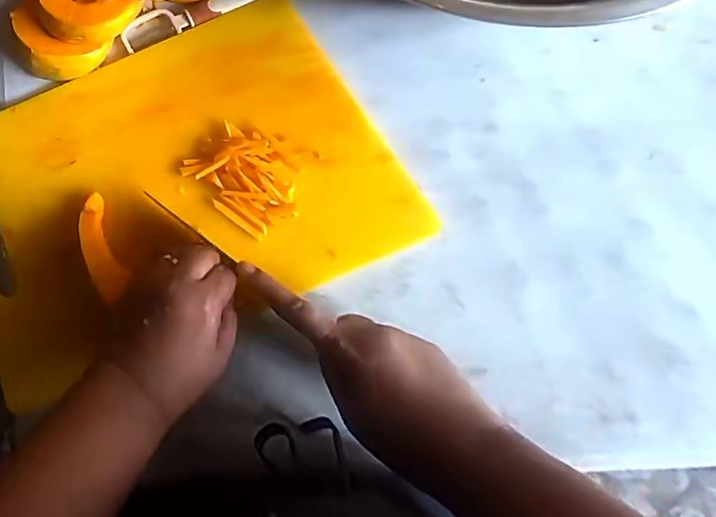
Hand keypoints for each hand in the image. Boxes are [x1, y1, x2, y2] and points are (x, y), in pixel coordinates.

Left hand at [99, 246, 238, 427]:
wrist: (131, 384)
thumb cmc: (180, 379)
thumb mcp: (219, 357)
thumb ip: (228, 321)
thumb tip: (227, 299)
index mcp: (203, 300)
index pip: (225, 273)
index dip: (228, 284)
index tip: (224, 296)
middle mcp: (178, 280)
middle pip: (202, 252)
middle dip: (211, 264)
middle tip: (209, 284)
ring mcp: (154, 276)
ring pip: (179, 251)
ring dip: (188, 263)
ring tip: (188, 283)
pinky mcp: (136, 279)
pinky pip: (159, 262)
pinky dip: (168, 269)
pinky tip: (169, 287)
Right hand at [239, 264, 504, 473]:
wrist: (468, 450)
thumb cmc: (400, 438)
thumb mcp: (353, 411)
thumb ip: (336, 373)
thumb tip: (332, 354)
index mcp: (345, 350)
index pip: (299, 314)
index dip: (271, 291)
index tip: (247, 266)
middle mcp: (371, 332)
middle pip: (343, 329)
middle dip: (343, 346)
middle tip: (358, 386)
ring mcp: (401, 335)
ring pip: (373, 340)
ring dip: (374, 359)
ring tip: (394, 399)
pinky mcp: (426, 345)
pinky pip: (399, 349)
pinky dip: (398, 366)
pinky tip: (416, 397)